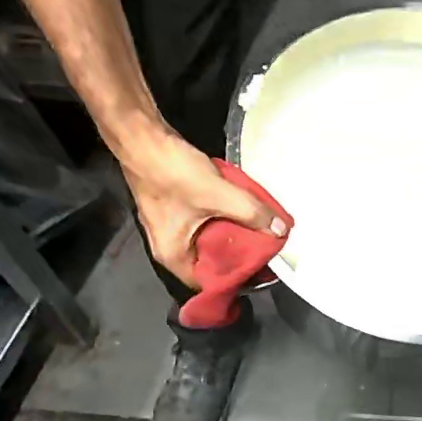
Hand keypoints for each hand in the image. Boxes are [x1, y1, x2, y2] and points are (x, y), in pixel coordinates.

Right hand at [120, 130, 285, 287]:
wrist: (140, 136)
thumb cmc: (171, 171)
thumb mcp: (218, 194)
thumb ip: (252, 213)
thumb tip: (281, 230)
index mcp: (174, 257)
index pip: (210, 284)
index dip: (237, 279)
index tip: (263, 270)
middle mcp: (170, 248)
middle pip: (213, 263)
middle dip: (240, 255)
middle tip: (267, 248)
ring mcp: (171, 228)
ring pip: (210, 241)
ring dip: (234, 235)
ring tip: (260, 231)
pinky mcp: (176, 210)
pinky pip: (205, 223)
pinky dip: (223, 219)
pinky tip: (241, 211)